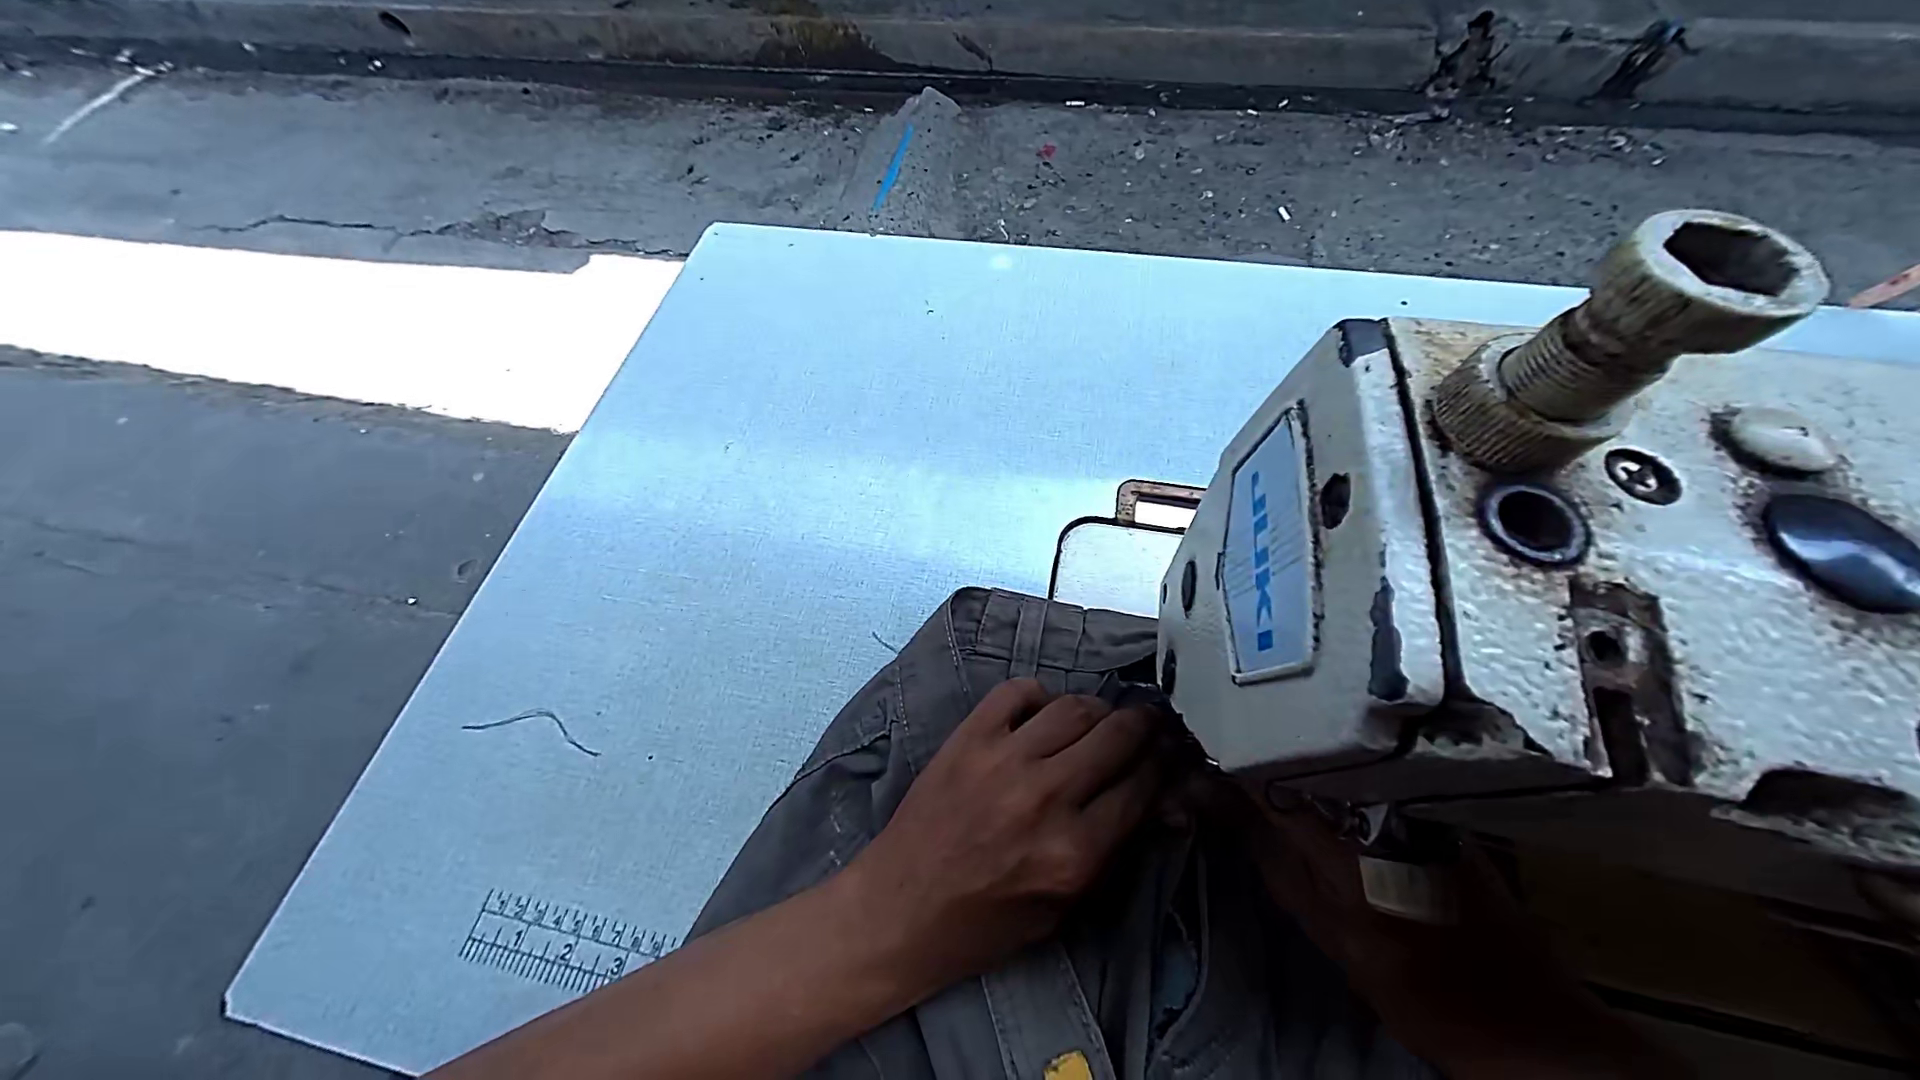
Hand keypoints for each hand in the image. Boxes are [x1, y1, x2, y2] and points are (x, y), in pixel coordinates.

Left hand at [838, 678, 1167, 996]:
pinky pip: (1016, 692)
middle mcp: (1044, 797)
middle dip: (1143, 726)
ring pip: (1074, 708)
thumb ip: (1114, 852)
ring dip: (1098, 709)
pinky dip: (1039, 695)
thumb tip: (1163, 801)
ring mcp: (1002, 761)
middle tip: (1147, 724)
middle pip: (1117, 737)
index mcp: (1074, 852)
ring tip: (1101, 718)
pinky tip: (1043, 711)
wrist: (901, 907)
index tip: (1170, 753)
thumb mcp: (1064, 907)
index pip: (1142, 787)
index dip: (1164, 765)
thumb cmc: (985, 922)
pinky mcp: (967, 738)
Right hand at [1202, 779, 1691, 1079]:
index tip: (1196, 735)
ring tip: (1251, 740)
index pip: (1269, 771)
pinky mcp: (1430, 795)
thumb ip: (1266, 850)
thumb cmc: (1410, 984)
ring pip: (1330, 747)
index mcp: (1347, 842)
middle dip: (1253, 736)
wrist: (1521, 1017)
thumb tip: (1209, 792)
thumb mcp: (1322, 925)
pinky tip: (1306, 763)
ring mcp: (1413, 793)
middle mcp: (1383, 800)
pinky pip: (1359, 761)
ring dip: (1287, 743)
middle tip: (1215, 733)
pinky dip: (1324, 759)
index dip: (1228, 748)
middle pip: (1300, 746)